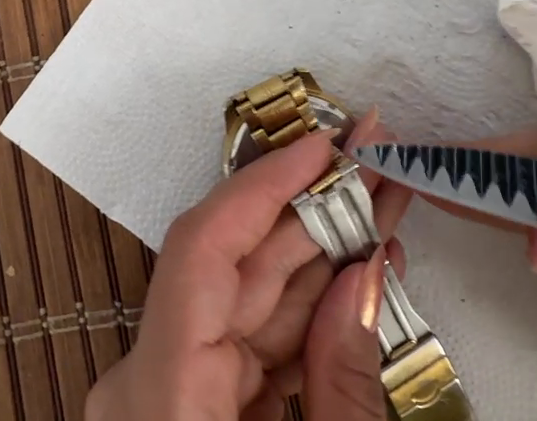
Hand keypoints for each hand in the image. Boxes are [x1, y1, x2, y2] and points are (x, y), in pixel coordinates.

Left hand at [86, 114, 411, 420]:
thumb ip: (341, 383)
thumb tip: (364, 279)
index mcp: (159, 393)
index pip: (202, 248)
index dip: (265, 183)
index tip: (323, 142)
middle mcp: (152, 379)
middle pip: (237, 265)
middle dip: (314, 207)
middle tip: (375, 158)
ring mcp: (174, 392)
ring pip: (253, 300)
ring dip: (324, 252)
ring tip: (384, 201)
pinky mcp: (199, 409)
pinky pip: (256, 343)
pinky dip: (310, 311)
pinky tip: (360, 270)